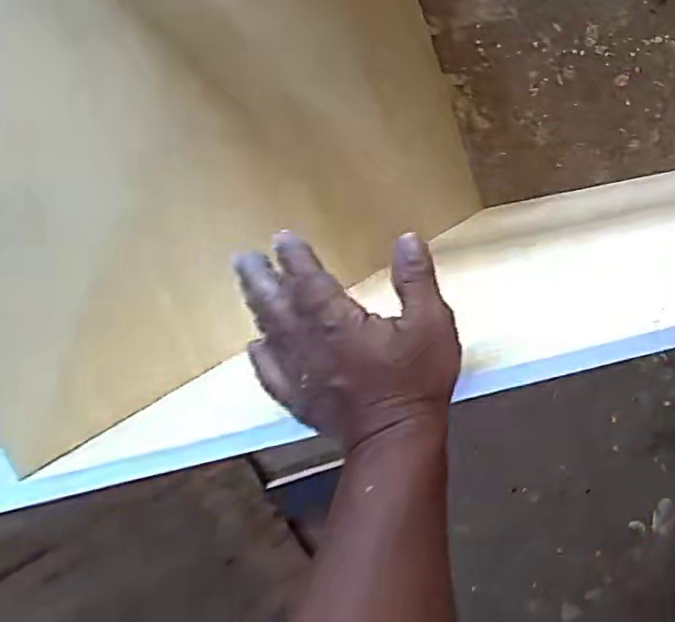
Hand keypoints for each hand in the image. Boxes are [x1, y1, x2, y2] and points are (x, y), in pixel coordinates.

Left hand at [234, 231, 460, 453]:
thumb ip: (416, 279)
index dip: (296, 259)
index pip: (311, 284)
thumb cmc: (418, 376)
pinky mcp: (301, 400)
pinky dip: (261, 356)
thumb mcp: (431, 320)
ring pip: (271, 335)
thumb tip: (406, 239)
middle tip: (243, 258)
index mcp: (340, 325)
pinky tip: (256, 344)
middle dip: (261, 280)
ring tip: (247, 285)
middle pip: (278, 308)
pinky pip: (271, 373)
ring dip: (257, 307)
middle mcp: (312, 347)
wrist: (398, 436)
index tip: (282, 237)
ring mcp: (302, 376)